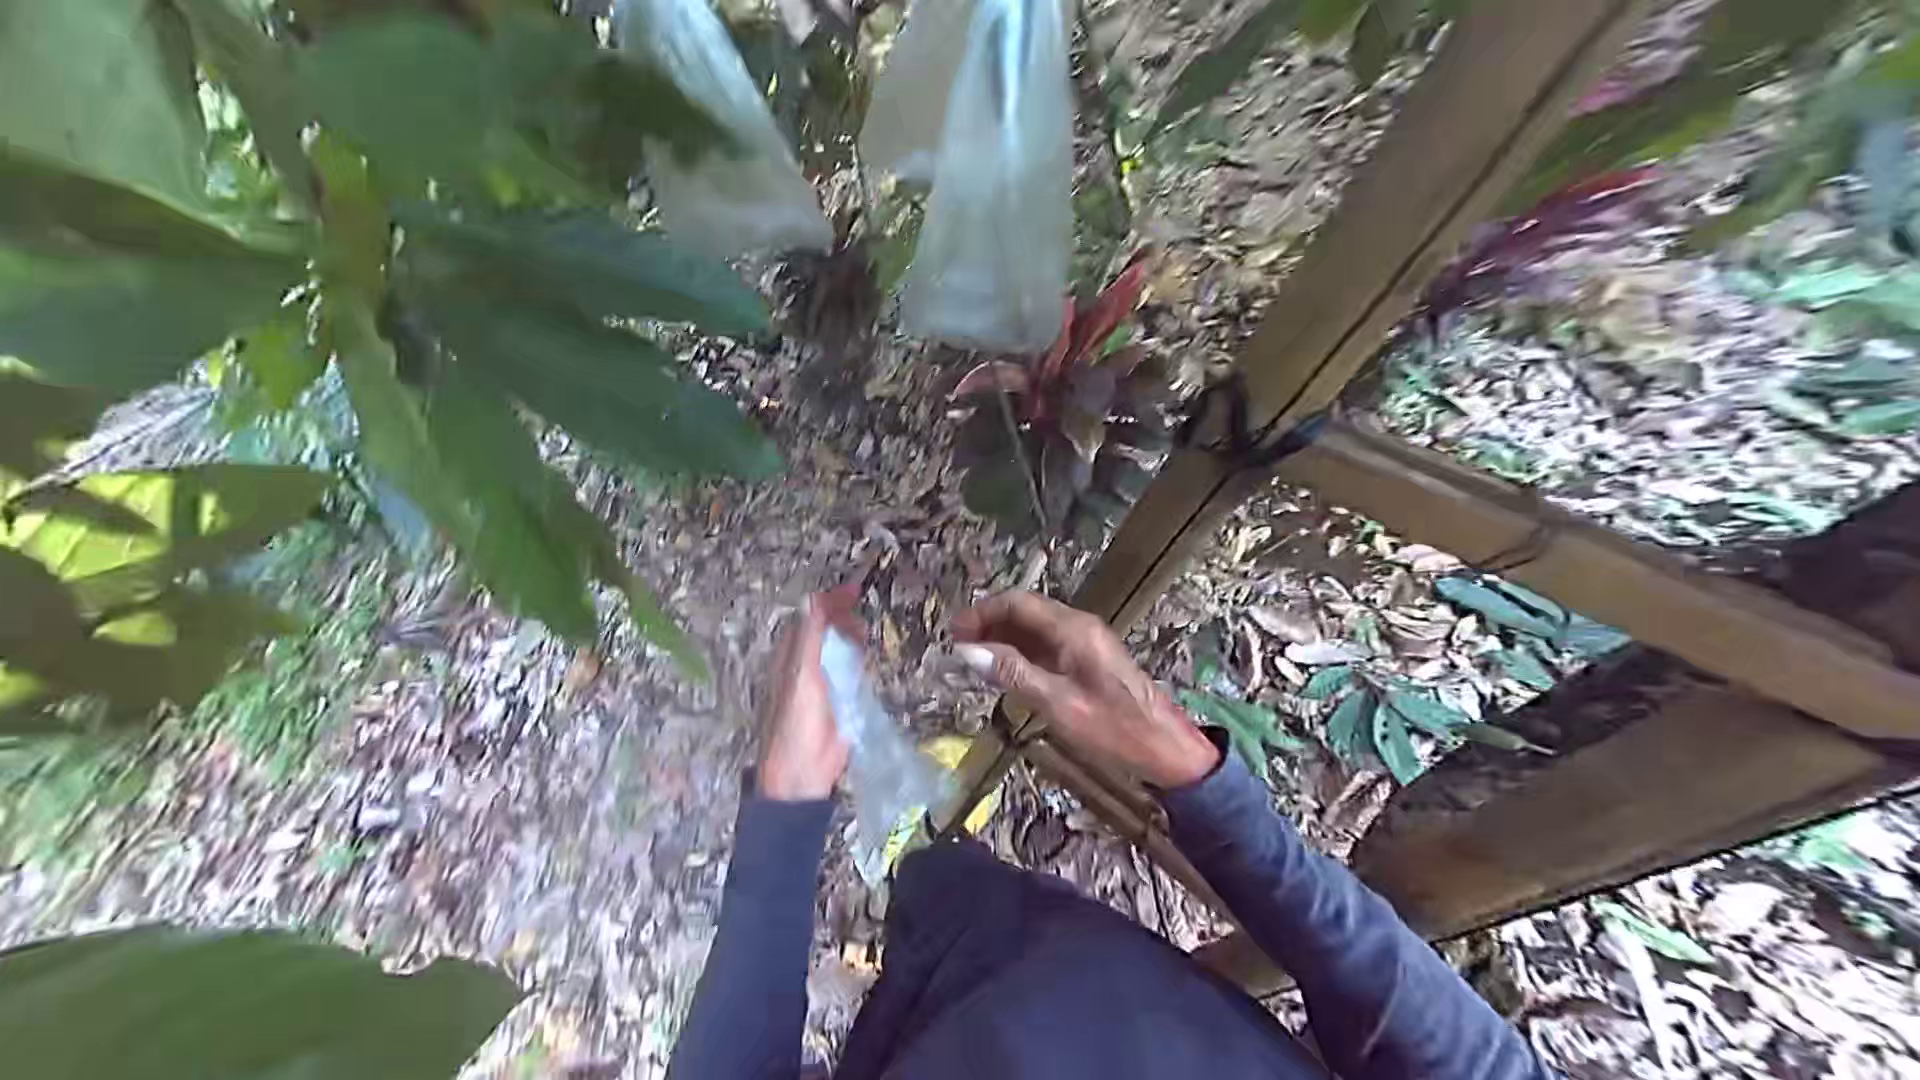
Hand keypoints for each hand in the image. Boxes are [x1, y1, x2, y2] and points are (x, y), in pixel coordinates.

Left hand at [756, 596, 848, 800]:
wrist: (803, 772)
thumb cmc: (795, 722)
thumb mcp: (801, 674)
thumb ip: (809, 637)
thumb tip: (812, 599)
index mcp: (790, 656)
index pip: (809, 618)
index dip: (829, 602)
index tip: (853, 591)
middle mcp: (806, 664)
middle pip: (827, 630)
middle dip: (844, 617)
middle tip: (861, 615)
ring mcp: (825, 681)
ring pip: (842, 649)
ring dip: (854, 638)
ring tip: (865, 636)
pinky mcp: (842, 699)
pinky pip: (854, 671)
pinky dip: (862, 661)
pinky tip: (869, 661)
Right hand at [952, 591, 1219, 787]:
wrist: (1167, 749)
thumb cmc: (1114, 728)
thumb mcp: (1059, 704)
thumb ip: (1014, 674)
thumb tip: (968, 651)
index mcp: (1073, 629)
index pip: (1019, 603)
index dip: (982, 613)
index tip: (954, 632)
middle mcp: (1077, 627)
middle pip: (1025, 611)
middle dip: (989, 623)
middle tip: (958, 645)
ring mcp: (1084, 643)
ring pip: (1034, 629)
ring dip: (1002, 638)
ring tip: (973, 658)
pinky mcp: (1086, 660)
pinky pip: (1045, 646)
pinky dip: (1020, 653)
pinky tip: (1003, 670)